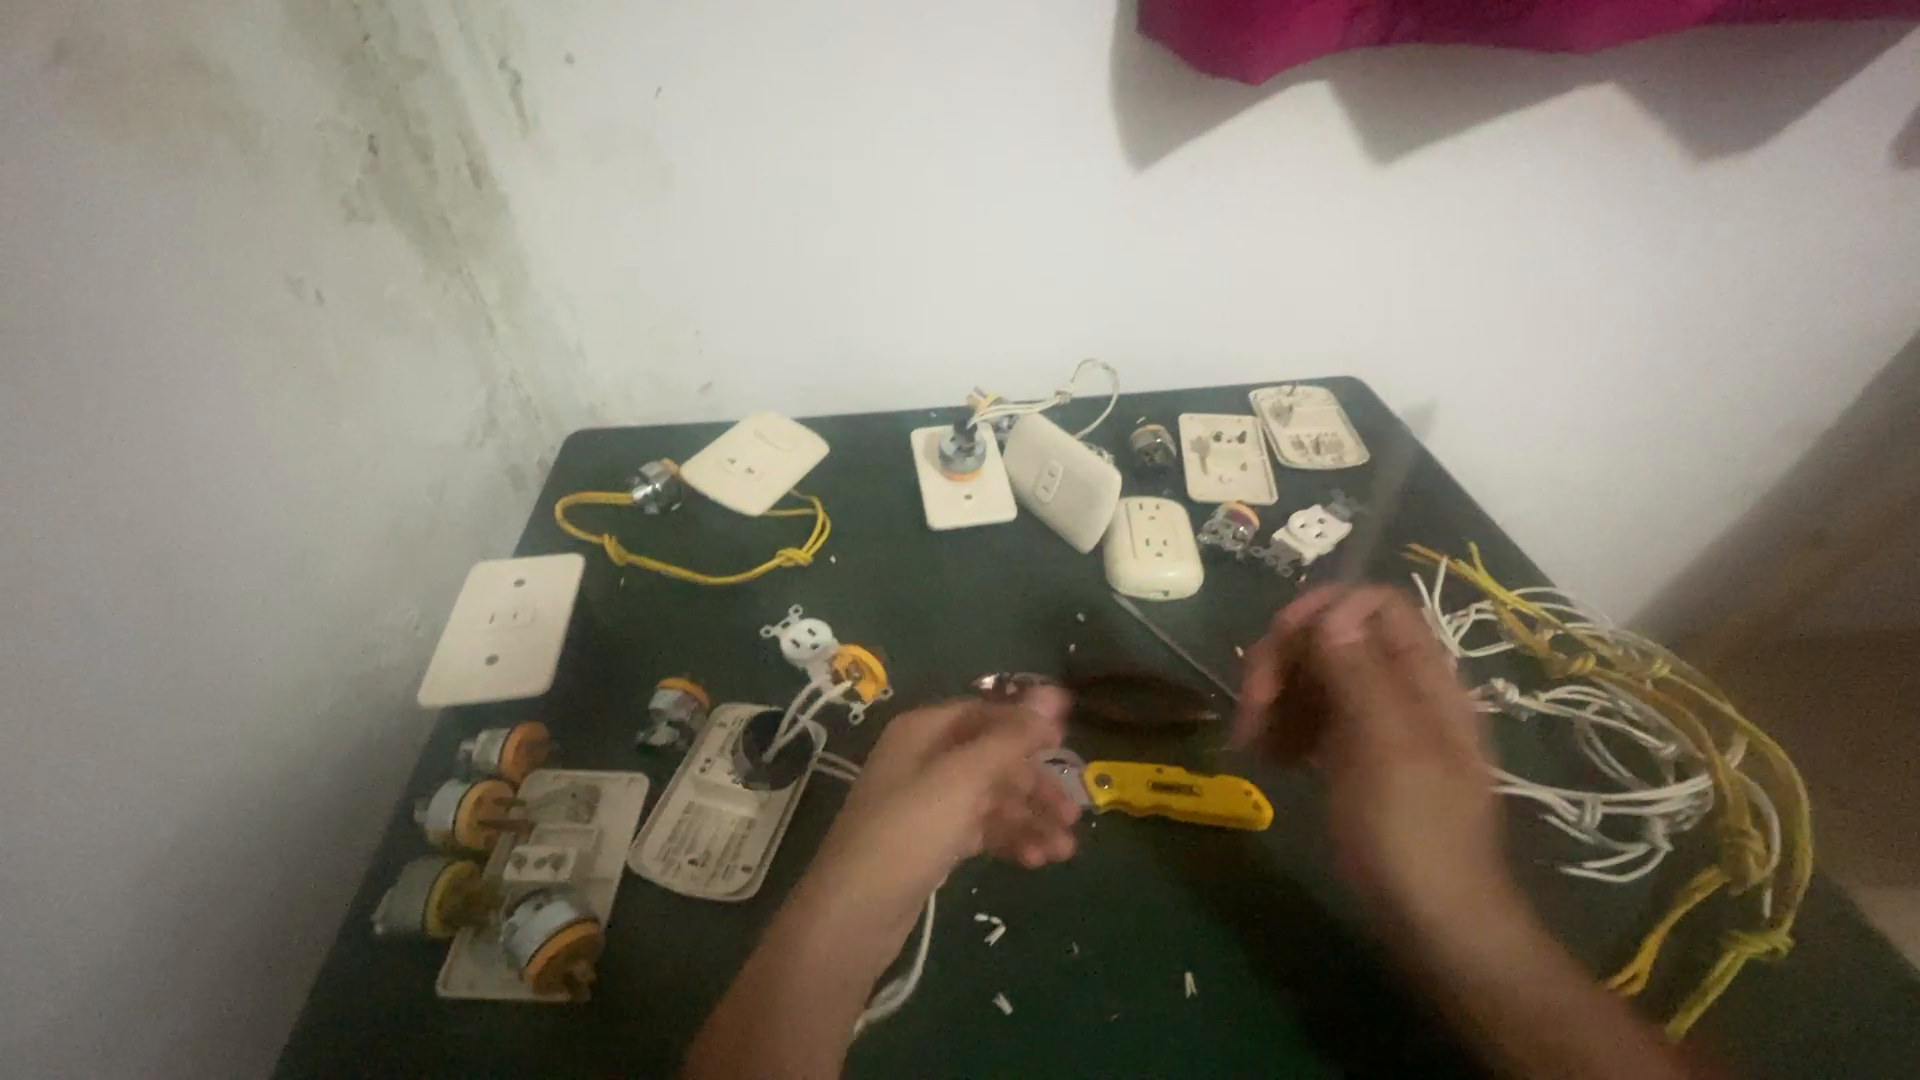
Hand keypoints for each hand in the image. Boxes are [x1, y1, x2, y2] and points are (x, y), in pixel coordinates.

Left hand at [793, 688, 1081, 940]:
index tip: (1068, 741)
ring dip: (1029, 818)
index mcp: (924, 730)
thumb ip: (1012, 737)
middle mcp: (925, 758)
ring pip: (991, 798)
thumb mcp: (964, 778)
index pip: (985, 713)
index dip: (1026, 725)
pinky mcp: (933, 841)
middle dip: (1035, 784)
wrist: (855, 914)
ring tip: (1064, 850)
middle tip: (1073, 814)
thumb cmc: (910, 830)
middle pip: (993, 758)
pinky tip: (1036, 861)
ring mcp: (928, 802)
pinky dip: (1009, 839)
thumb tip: (1055, 694)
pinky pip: (980, 829)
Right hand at [1233, 585, 1521, 940]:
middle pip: (1331, 637)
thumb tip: (1333, 609)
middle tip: (1252, 705)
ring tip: (1252, 741)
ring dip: (1274, 696)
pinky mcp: (1350, 752)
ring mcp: (1373, 722)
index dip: (1323, 608)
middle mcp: (1398, 690)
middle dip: (1284, 661)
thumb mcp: (1388, 749)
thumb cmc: (1414, 835)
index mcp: (1423, 680)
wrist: (1433, 922)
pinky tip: (1269, 759)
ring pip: (1313, 676)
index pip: (1374, 605)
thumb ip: (1362, 674)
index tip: (1278, 642)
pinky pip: (1308, 715)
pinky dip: (1282, 726)